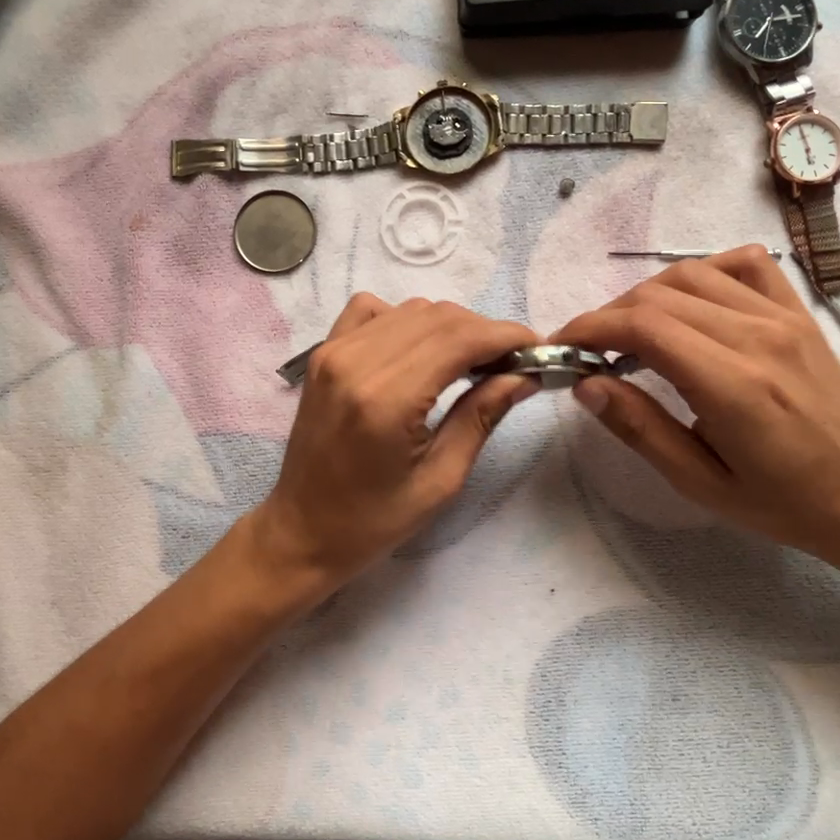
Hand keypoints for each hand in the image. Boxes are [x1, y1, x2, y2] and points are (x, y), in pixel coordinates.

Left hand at [249, 295, 539, 588]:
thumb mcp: (440, 480)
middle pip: (438, 316)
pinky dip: (405, 319)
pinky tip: (419, 352)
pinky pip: (372, 311)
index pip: (459, 339)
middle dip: (485, 332)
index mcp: (386, 399)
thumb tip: (524, 376)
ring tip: (472, 362)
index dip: (506, 336)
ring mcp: (333, 353)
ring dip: (450, 326)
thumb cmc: (373, 520)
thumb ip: (481, 418)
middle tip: (511, 363)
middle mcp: (356, 362)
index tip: (537, 348)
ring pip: (410, 309)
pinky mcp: (322, 355)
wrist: (302, 530)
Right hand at [552, 245, 839, 569]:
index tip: (562, 347)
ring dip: (647, 295)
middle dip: (609, 316)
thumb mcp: (699, 482)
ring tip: (630, 333)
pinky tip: (690, 303)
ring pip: (694, 274)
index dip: (591, 329)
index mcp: (733, 384)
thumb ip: (640, 428)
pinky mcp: (801, 315)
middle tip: (590, 352)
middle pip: (660, 295)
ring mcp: (785, 319)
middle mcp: (759, 336)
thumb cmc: (782, 504)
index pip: (644, 326)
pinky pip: (746, 265)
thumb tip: (587, 384)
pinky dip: (704, 272)